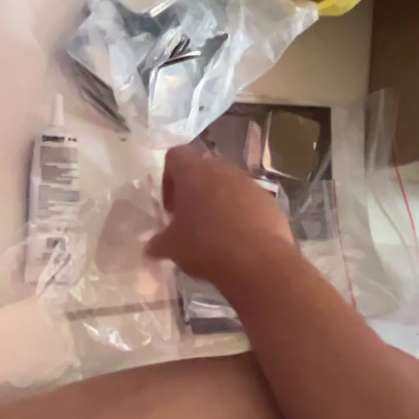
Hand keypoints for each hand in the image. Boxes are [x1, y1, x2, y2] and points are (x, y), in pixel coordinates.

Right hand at [148, 146, 298, 290]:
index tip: (170, 207)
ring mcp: (249, 183)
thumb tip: (150, 248)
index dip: (168, 179)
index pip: (175, 157)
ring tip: (214, 233)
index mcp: (193, 172)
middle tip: (189, 220)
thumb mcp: (171, 248)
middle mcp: (222, 169)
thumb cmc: (204, 245)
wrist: (256, 261)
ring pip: (227, 185)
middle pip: (203, 170)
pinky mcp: (269, 201)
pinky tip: (236, 240)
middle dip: (194, 192)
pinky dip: (240, 215)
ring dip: (218, 203)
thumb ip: (158, 243)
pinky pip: (248, 202)